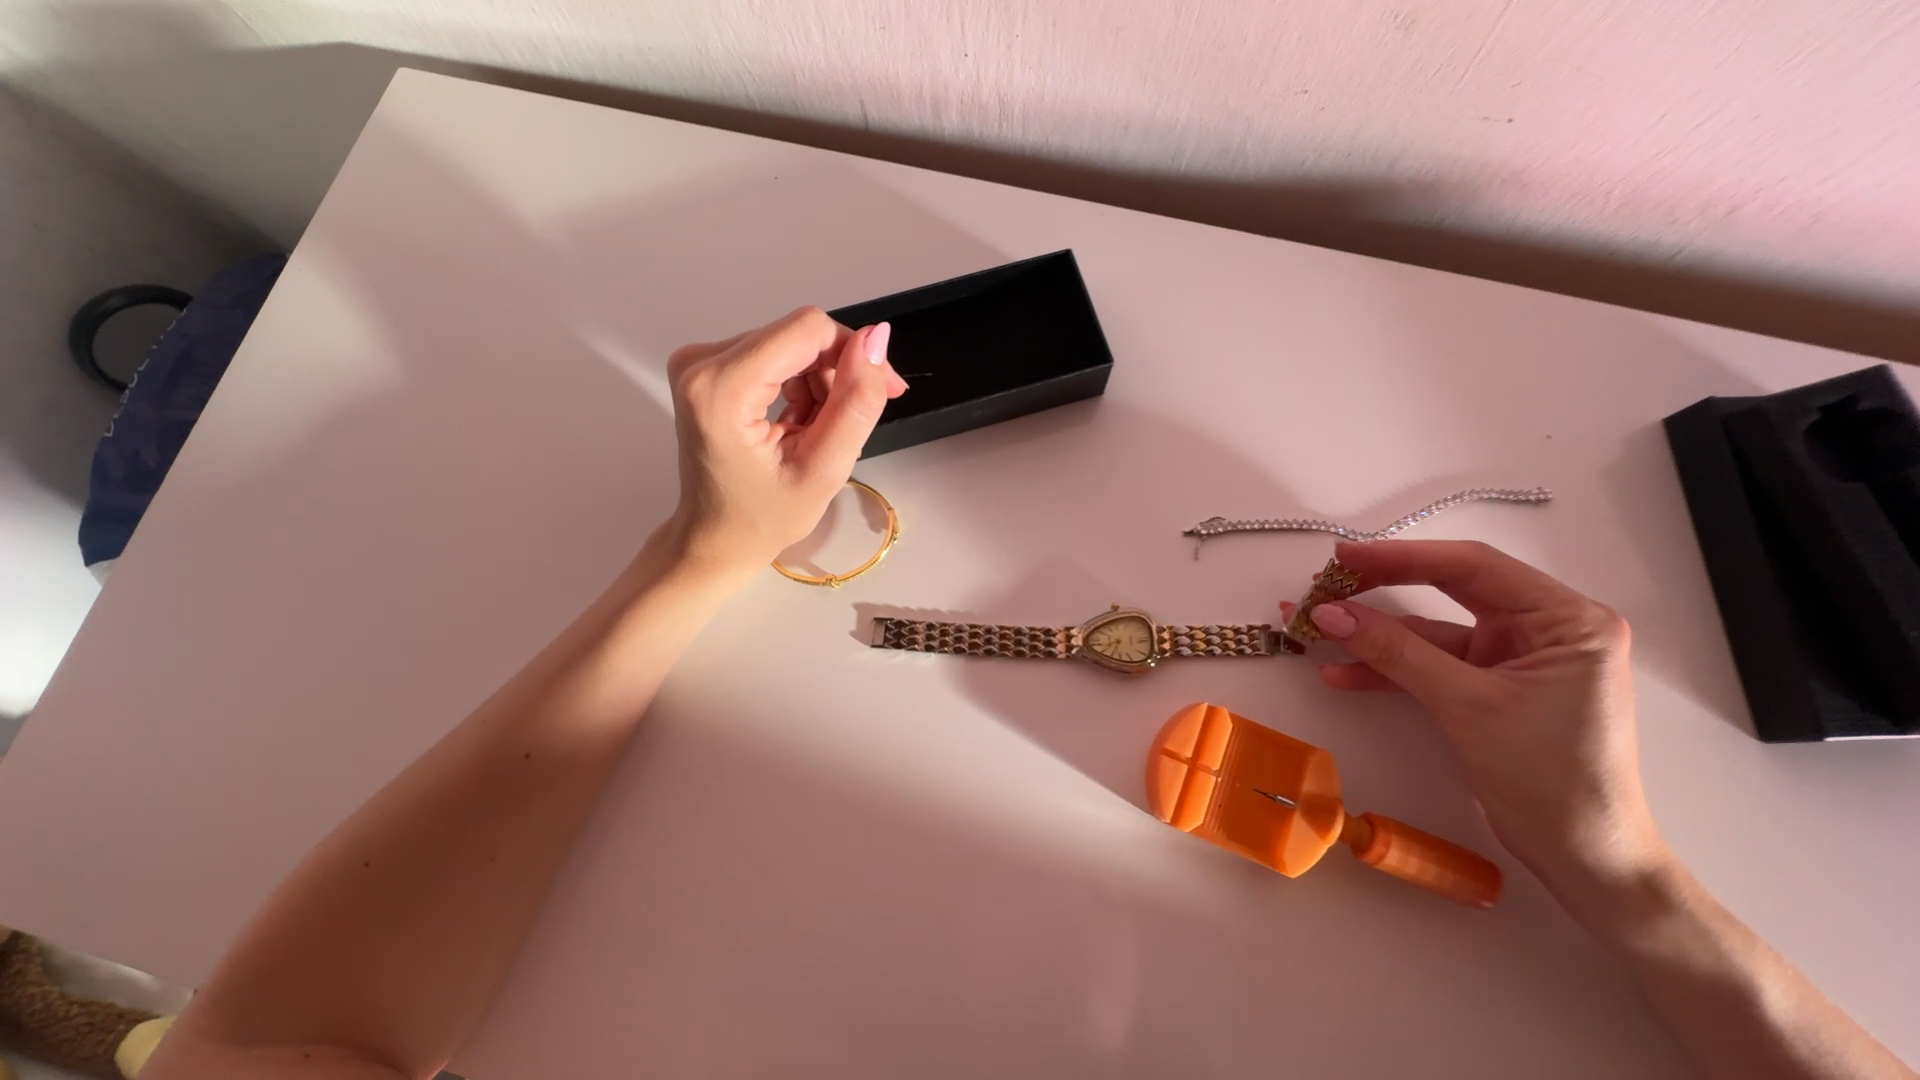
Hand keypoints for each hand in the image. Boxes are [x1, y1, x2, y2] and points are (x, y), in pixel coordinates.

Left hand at [662, 307, 906, 576]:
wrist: (714, 538)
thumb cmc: (764, 518)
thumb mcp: (825, 469)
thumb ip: (856, 402)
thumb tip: (877, 339)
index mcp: (721, 388)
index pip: (808, 330)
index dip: (855, 353)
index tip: (883, 391)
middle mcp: (700, 362)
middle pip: (798, 334)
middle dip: (836, 373)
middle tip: (849, 425)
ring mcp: (699, 361)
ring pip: (790, 342)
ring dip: (819, 381)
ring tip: (820, 431)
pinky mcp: (706, 366)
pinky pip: (773, 352)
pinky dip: (799, 382)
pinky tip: (800, 422)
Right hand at [1286, 540, 1670, 926]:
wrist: (1584, 858)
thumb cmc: (1548, 776)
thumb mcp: (1467, 705)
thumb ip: (1396, 652)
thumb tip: (1328, 613)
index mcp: (1565, 618)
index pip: (1472, 567)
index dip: (1401, 556)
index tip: (1343, 557)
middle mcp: (1546, 627)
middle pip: (1450, 590)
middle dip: (1383, 589)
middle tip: (1327, 584)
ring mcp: (1517, 658)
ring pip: (1433, 631)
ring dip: (1376, 635)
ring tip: (1317, 630)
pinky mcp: (1493, 687)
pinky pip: (1432, 664)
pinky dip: (1390, 669)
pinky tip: (1342, 674)